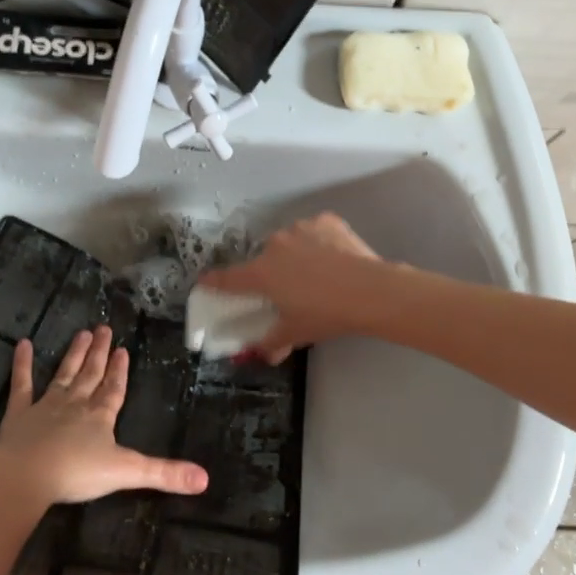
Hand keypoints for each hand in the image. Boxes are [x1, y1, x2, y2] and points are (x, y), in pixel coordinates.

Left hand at [0, 326, 208, 506]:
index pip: (114, 389)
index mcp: (101, 416)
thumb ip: (164, 474)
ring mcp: (46, 405)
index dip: (119, 371)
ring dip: (73, 355)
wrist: (27, 475)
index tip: (123, 349)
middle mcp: (75, 404)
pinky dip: (22, 364)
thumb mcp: (127, 473)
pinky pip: (21, 384)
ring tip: (82, 333)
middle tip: (103, 328)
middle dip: (99, 353)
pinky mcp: (19, 413)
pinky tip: (23, 344)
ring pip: (63, 374)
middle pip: (90, 375)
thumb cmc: (77, 473)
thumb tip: (205, 479)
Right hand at [197, 212, 383, 364]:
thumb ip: (273, 342)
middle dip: (271, 272)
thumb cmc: (326, 314)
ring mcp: (300, 228)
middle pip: (264, 259)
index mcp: (261, 273)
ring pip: (290, 242)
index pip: (228, 279)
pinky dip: (319, 243)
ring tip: (317, 274)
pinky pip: (314, 232)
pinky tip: (334, 258)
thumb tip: (265, 354)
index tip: (204, 282)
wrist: (371, 291)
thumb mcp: (296, 333)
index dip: (213, 282)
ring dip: (296, 255)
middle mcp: (274, 245)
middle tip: (289, 290)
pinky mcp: (325, 220)